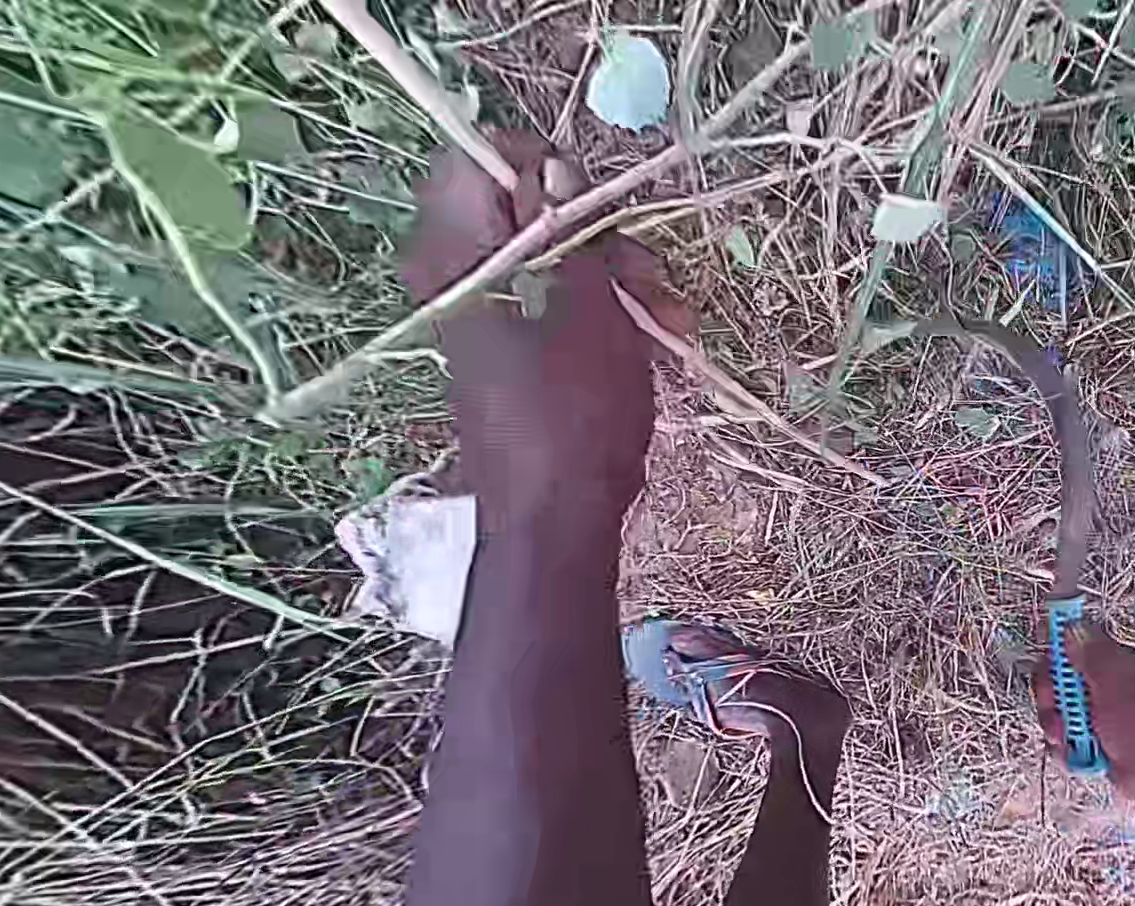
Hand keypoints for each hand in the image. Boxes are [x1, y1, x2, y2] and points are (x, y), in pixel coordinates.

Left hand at [402, 132, 694, 532]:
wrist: (560, 513)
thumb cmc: (575, 415)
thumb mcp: (589, 317)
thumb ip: (574, 239)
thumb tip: (558, 172)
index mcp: (460, 257)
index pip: (484, 163)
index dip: (551, 171)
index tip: (609, 209)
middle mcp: (468, 280)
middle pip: (536, 220)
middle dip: (608, 244)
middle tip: (658, 282)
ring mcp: (498, 320)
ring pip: (564, 270)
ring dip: (625, 288)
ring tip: (674, 327)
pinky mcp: (527, 356)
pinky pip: (569, 313)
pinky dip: (613, 321)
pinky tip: (656, 347)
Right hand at [1033, 623, 1134, 801]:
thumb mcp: (1116, 690)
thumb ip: (1092, 658)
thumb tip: (1074, 626)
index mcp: (1110, 666)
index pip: (1074, 643)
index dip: (1056, 648)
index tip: (1049, 662)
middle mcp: (1097, 685)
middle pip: (1055, 676)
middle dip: (1050, 696)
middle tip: (1059, 710)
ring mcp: (1089, 711)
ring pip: (1053, 706)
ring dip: (1056, 724)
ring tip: (1069, 737)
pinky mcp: (1083, 734)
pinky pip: (1058, 731)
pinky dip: (1062, 745)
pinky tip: (1075, 751)